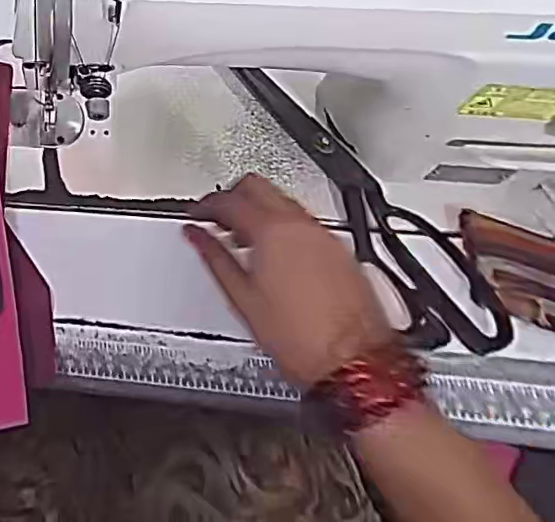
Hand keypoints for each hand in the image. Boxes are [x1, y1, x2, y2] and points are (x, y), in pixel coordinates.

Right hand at [185, 176, 393, 388]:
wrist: (358, 368)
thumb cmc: (304, 341)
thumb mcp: (241, 297)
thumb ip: (214, 257)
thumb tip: (196, 235)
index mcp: (271, 232)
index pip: (227, 200)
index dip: (205, 206)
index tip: (196, 216)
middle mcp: (300, 226)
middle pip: (256, 185)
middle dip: (231, 195)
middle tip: (217, 216)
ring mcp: (325, 236)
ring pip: (282, 200)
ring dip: (258, 209)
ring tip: (243, 236)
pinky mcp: (341, 251)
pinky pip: (304, 221)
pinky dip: (282, 224)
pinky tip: (274, 250)